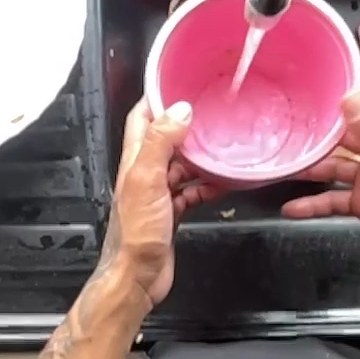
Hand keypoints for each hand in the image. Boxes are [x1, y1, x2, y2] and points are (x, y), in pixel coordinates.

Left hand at [99, 100, 220, 305]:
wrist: (137, 276)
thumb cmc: (135, 235)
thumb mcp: (147, 180)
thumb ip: (161, 144)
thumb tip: (179, 110)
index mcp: (135, 160)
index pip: (142, 118)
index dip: (156, 98)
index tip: (178, 82)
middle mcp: (145, 173)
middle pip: (167, 139)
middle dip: (187, 125)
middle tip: (212, 114)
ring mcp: (158, 193)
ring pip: (182, 165)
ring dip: (202, 157)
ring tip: (224, 148)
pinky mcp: (171, 212)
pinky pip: (192, 191)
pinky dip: (207, 185)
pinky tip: (222, 184)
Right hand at [281, 88, 359, 278]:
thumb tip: (350, 97)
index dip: (352, 97)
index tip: (320, 93)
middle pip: (348, 136)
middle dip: (321, 134)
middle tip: (289, 130)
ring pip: (335, 167)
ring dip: (312, 169)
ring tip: (283, 168)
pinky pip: (332, 198)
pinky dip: (313, 202)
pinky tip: (291, 207)